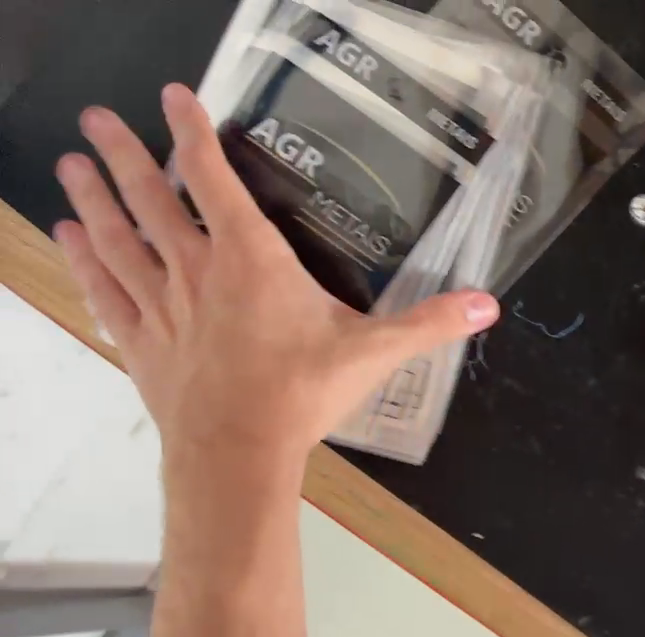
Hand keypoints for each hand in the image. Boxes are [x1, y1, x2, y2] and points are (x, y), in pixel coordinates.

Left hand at [51, 83, 498, 488]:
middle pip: (151, 199)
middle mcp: (195, 268)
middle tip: (98, 116)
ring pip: (116, 234)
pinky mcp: (139, 335)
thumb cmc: (306, 390)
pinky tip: (68, 233)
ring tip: (72, 161)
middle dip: (124, 154)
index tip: (176, 96)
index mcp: (252, 262)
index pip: (215, 182)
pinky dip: (82, 255)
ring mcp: (159, 301)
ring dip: (92, 194)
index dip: (193, 134)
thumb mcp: (378, 352)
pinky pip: (104, 284)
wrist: (238, 444)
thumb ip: (430, 323)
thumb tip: (487, 304)